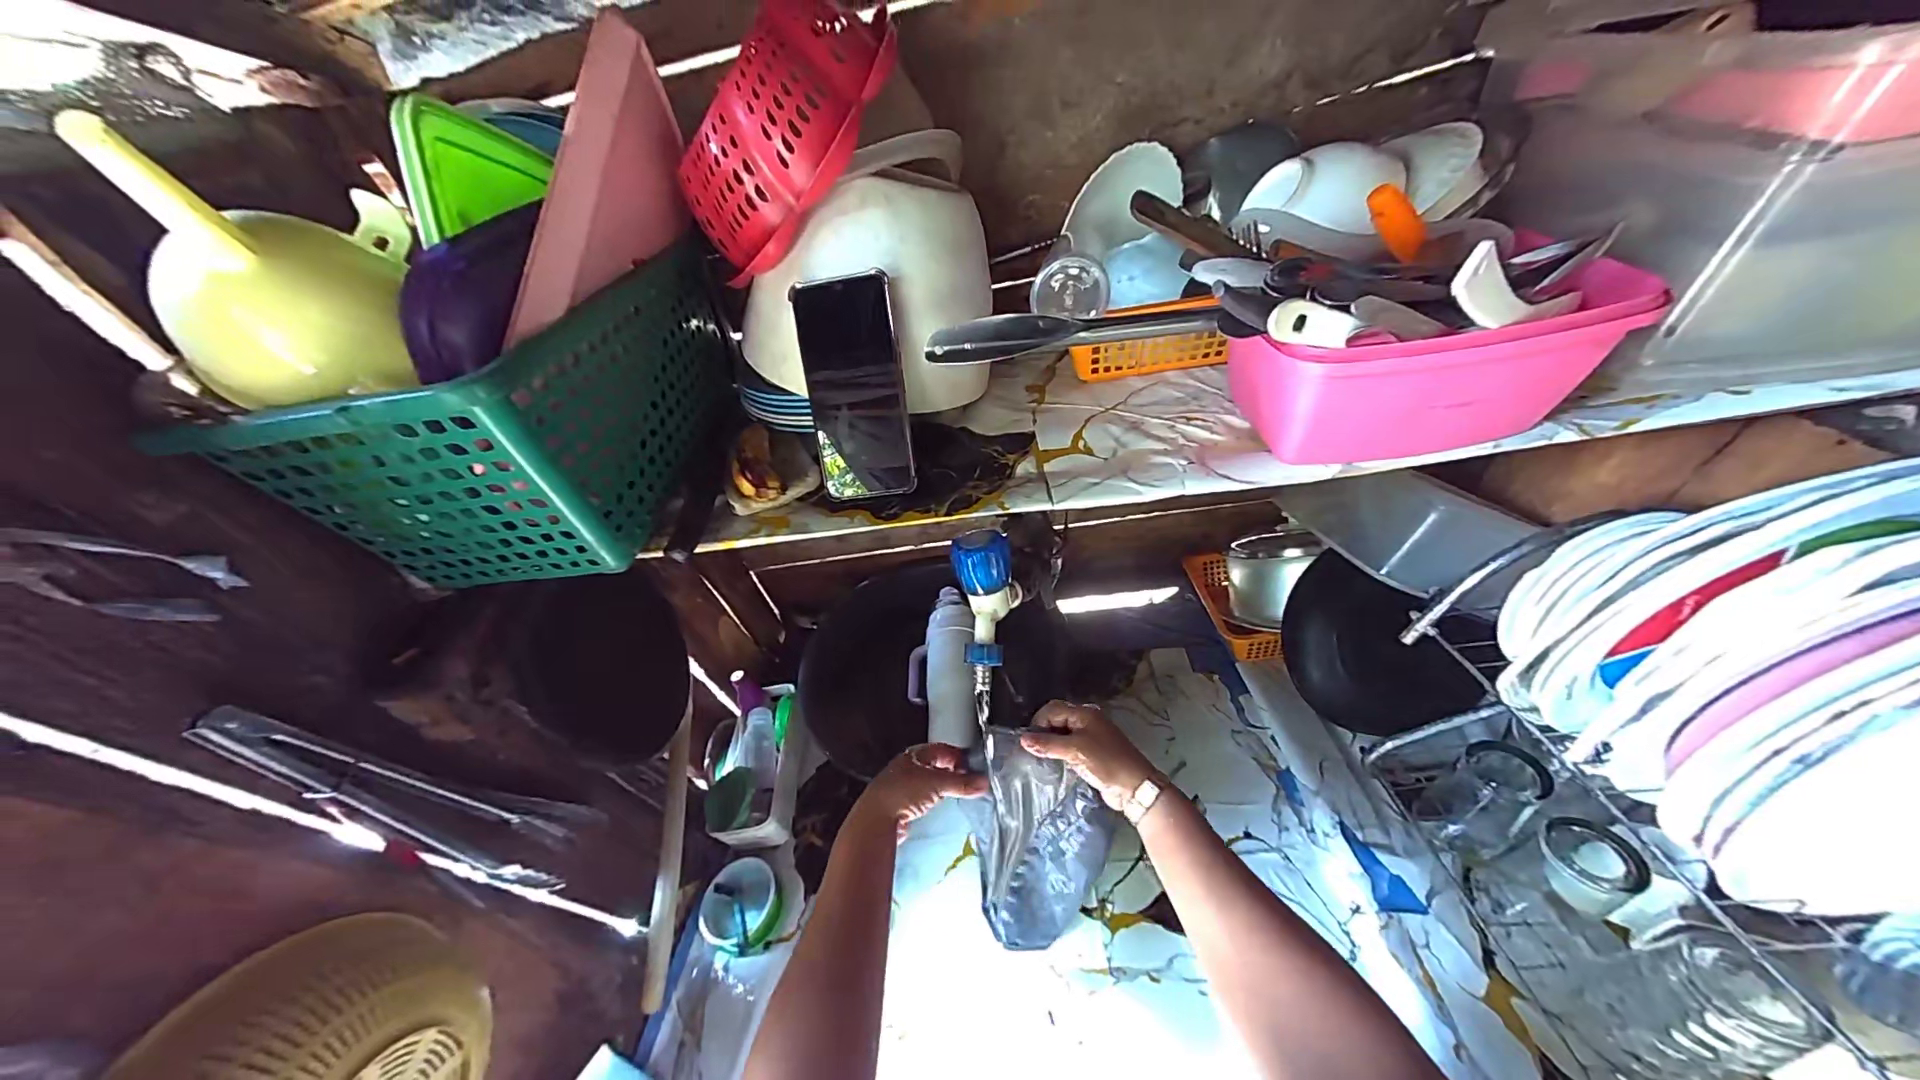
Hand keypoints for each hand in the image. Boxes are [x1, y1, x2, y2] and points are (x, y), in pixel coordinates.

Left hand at [849, 743, 988, 841]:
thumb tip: (983, 782)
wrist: (876, 819)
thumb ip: (961, 782)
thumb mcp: (937, 783)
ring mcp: (902, 787)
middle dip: (951, 773)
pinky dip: (933, 802)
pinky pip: (922, 800)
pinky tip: (940, 810)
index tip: (973, 766)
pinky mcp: (899, 805)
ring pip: (928, 784)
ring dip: (942, 789)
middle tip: (968, 781)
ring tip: (957, 796)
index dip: (957, 756)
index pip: (941, 750)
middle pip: (935, 766)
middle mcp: (907, 767)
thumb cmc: (903, 792)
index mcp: (914, 755)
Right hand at [1020, 701, 1159, 811]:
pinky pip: (1068, 746)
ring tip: (1041, 757)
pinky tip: (1054, 762)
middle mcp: (1086, 721)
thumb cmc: (1106, 762)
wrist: (1134, 787)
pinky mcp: (1090, 752)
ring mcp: (1089, 736)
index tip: (1030, 741)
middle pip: (1056, 718)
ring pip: (1062, 733)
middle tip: (1033, 750)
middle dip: (1043, 731)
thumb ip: (1048, 744)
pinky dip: (1059, 751)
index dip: (1039, 722)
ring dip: (1050, 743)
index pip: (1052, 709)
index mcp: (1084, 713)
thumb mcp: (1075, 751)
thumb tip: (1022, 739)